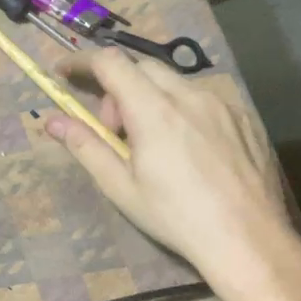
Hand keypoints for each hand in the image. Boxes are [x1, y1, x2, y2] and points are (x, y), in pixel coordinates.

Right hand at [43, 49, 300, 291]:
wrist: (248, 239)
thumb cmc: (174, 216)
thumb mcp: (119, 186)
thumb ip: (85, 145)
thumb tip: (52, 120)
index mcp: (154, 111)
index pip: (111, 64)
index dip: (82, 62)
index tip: (64, 73)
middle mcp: (191, 96)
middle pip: (142, 66)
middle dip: (116, 86)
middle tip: (110, 127)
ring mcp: (224, 105)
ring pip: (174, 82)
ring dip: (148, 98)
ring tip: (147, 141)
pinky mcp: (245, 118)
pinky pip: (203, 99)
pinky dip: (179, 109)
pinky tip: (183, 147)